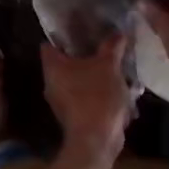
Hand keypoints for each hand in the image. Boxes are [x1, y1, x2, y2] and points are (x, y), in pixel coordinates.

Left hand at [40, 35, 134, 168]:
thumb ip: (112, 46)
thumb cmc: (97, 96)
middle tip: (103, 44)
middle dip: (85, 54)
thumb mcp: (109, 65)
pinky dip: (98, 91)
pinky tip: (117, 88)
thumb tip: (119, 32)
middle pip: (66, 62)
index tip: (81, 28)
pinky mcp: (74, 116)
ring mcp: (62, 102)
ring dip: (94, 74)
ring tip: (115, 65)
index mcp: (53, 68)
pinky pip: (85, 96)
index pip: (50, 44)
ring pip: (78, 80)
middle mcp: (52, 83)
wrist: (96, 140)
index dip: (63, 35)